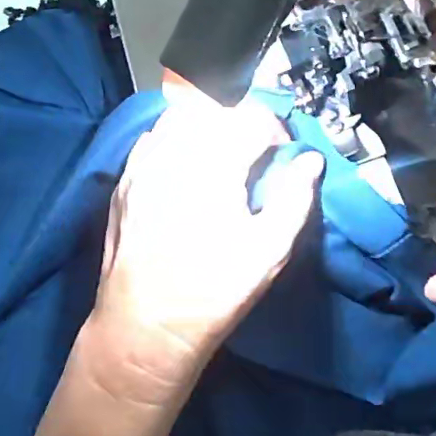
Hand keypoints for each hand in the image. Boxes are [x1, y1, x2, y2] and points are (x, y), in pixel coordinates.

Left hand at [82, 98, 324, 412]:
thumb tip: (309, 161)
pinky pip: (153, 138)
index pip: (251, 117)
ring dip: (207, 124)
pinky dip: (174, 138)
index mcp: (214, 166)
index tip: (282, 151)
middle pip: (215, 109)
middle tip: (255, 152)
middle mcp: (175, 154)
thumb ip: (295, 197)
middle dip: (242, 122)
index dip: (275, 129)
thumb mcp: (269, 250)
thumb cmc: (212, 292)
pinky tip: (185, 165)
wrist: (145, 325)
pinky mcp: (125, 180)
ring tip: (221, 154)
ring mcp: (144, 164)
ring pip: (180, 116)